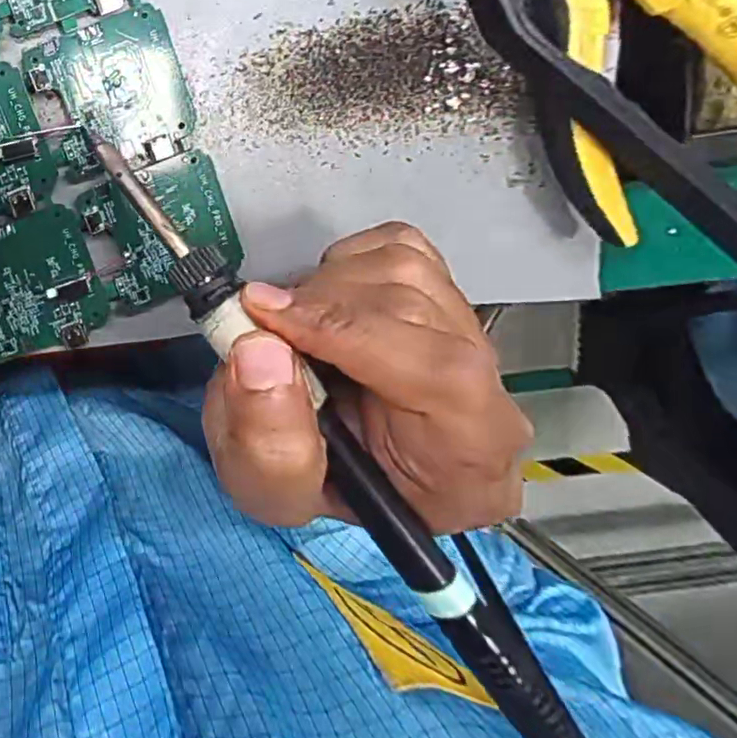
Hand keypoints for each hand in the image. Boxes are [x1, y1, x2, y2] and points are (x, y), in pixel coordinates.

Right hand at [202, 222, 530, 532]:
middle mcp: (482, 388)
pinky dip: (338, 264)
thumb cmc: (307, 483)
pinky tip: (316, 304)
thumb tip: (258, 349)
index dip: (347, 331)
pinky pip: (394, 247)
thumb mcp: (267, 490)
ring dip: (318, 288)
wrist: (318, 460)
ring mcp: (464, 332)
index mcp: (464, 455)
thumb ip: (266, 439)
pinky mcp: (435, 294)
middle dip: (313, 308)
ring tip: (284, 327)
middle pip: (412, 306)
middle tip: (253, 330)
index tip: (266, 319)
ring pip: (402, 268)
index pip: (439, 370)